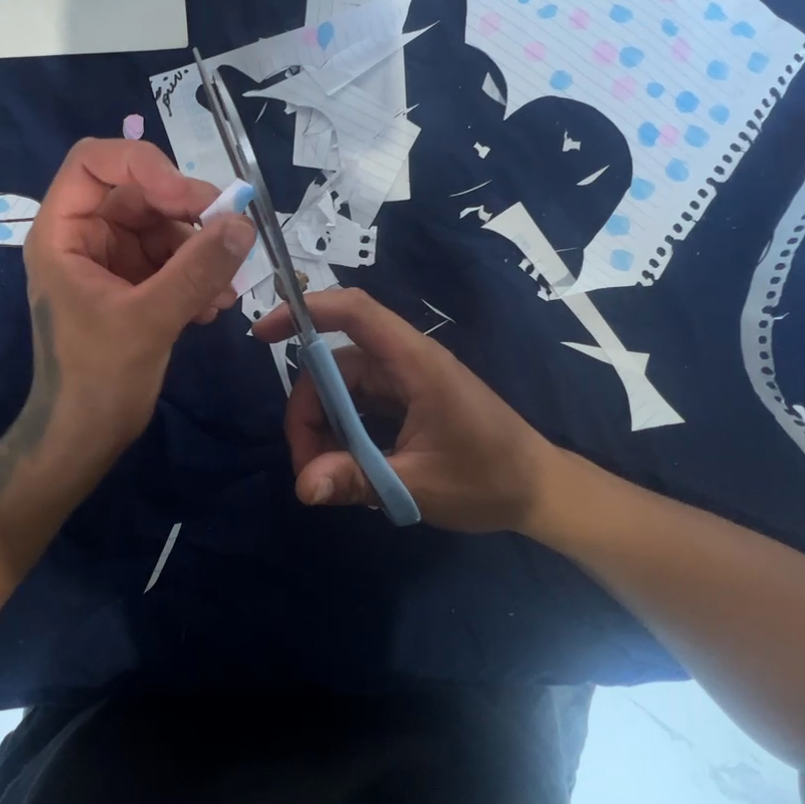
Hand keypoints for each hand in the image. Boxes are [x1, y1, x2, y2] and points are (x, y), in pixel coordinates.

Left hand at [23, 139, 256, 461]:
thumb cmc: (97, 380)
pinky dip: (196, 275)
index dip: (143, 165)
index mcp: (63, 234)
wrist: (84, 438)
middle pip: (139, 193)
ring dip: (199, 250)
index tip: (188, 196)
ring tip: (224, 290)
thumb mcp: (149, 320)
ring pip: (162, 227)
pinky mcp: (132, 285)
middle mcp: (84, 238)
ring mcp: (109, 261)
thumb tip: (243, 223)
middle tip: (231, 233)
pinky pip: (170, 260)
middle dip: (187, 211)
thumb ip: (196, 270)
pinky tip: (214, 308)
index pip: (94, 162)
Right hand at [253, 289, 558, 533]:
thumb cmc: (489, 480)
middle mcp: (406, 362)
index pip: (355, 313)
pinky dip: (342, 430)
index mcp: (415, 364)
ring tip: (328, 475)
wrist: (542, 492)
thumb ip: (357, 480)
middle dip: (308, 410)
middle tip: (307, 468)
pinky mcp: (407, 400)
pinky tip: (345, 466)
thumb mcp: (418, 485)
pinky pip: (358, 403)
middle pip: (335, 364)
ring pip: (342, 387)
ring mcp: (406, 381)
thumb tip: (302, 487)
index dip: (305, 311)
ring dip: (323, 426)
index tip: (262, 334)